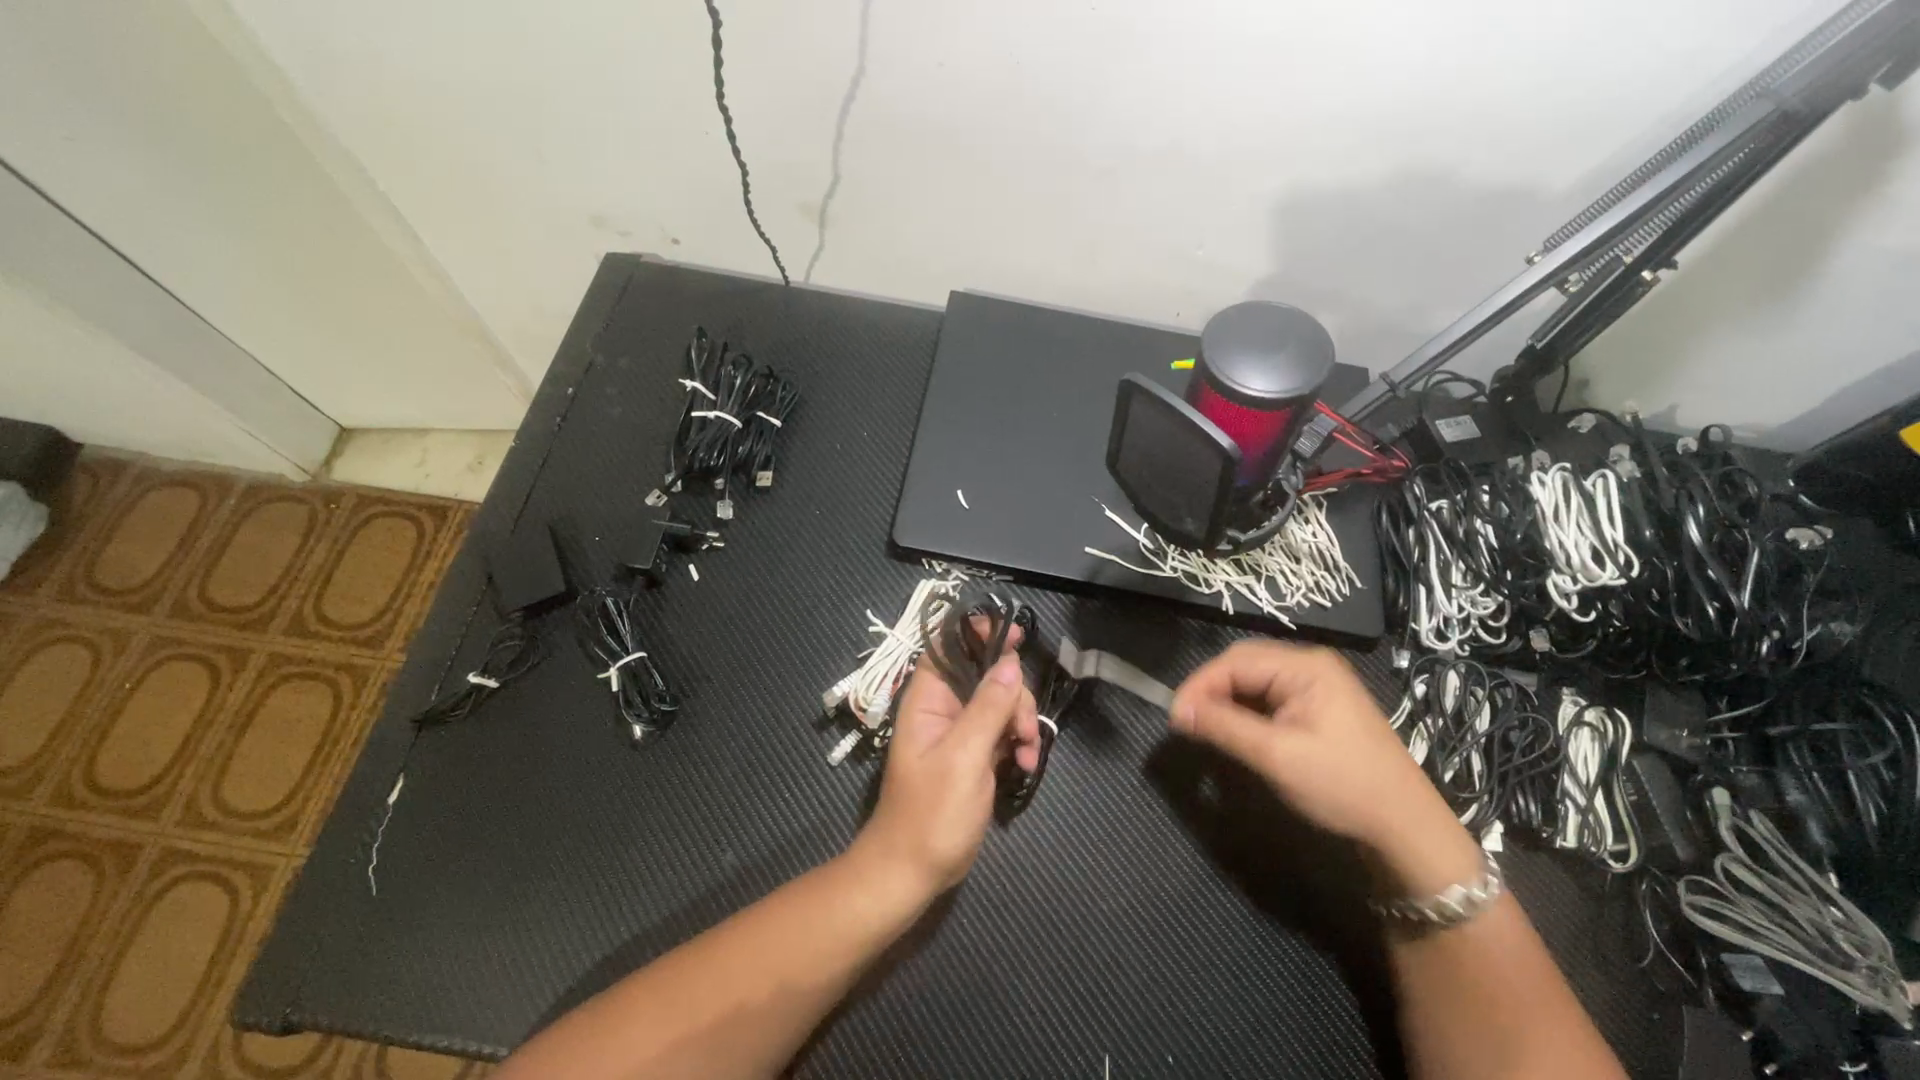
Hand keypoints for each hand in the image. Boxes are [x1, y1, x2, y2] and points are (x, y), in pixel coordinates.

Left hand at [853, 627, 1040, 896]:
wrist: (914, 870)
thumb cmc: (932, 813)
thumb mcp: (964, 757)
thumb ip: (988, 707)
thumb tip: (1009, 662)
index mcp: (927, 700)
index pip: (949, 646)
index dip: (979, 633)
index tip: (1016, 636)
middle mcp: (942, 709)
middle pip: (986, 675)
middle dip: (1013, 696)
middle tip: (1023, 730)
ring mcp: (959, 733)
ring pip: (1000, 704)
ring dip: (1021, 723)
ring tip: (1027, 756)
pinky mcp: (974, 755)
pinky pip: (1002, 732)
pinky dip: (1018, 744)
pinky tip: (1026, 765)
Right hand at [1168, 641, 1478, 893]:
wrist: (1404, 826)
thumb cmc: (1343, 786)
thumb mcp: (1276, 756)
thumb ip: (1224, 727)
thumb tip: (1176, 710)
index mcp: (1306, 666)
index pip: (1235, 662)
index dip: (1199, 686)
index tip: (1174, 719)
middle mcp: (1310, 665)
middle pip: (1242, 664)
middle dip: (1210, 690)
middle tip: (1186, 723)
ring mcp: (1316, 685)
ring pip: (1253, 681)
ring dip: (1225, 701)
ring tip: (1204, 729)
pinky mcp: (1316, 707)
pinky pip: (1268, 697)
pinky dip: (1244, 711)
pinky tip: (1234, 732)